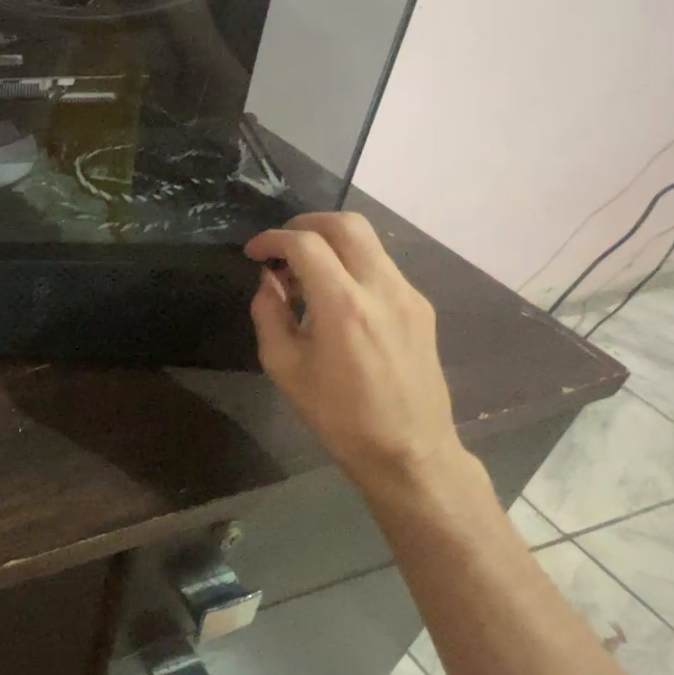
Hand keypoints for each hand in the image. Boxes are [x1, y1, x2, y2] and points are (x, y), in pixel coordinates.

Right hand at [243, 213, 465, 491]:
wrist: (408, 451)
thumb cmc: (337, 414)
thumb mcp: (283, 366)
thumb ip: (269, 313)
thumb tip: (269, 280)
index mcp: (343, 306)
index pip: (305, 243)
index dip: (271, 239)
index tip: (253, 253)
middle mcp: (382, 290)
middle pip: (347, 224)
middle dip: (306, 223)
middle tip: (280, 246)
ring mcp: (408, 297)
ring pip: (368, 241)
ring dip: (329, 244)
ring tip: (303, 274)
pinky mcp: (420, 308)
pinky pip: (380, 267)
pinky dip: (350, 264)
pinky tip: (331, 295)